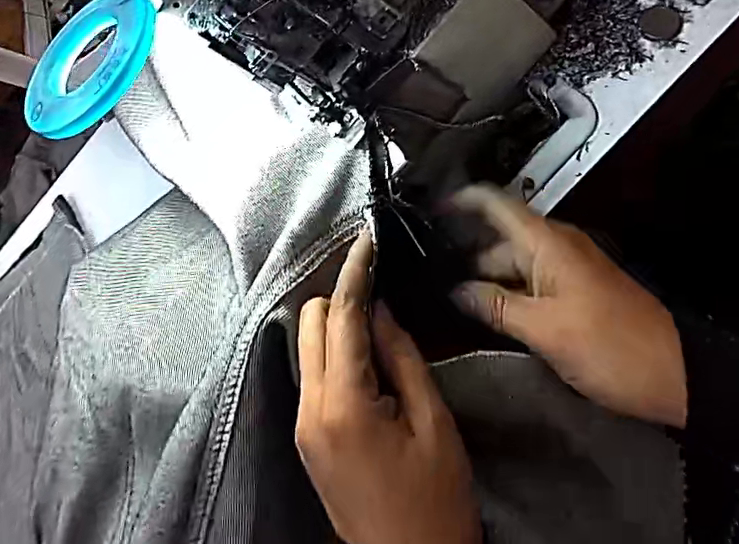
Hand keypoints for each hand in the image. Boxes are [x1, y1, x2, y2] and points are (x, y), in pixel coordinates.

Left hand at [296, 230, 479, 543]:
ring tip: (377, 322)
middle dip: (341, 295)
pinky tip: (366, 354)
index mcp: (342, 403)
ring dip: (336, 322)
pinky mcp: (307, 437)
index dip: (356, 271)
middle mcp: (309, 408)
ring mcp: (303, 424)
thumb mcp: (432, 422)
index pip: (342, 315)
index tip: (367, 239)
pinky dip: (333, 350)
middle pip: (310, 321)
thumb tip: (379, 305)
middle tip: (380, 288)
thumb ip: (401, 355)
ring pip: (307, 343)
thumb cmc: (435, 500)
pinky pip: (312, 371)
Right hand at [449, 186, 687, 427]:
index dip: (460, 199)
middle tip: (431, 270)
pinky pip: (531, 277)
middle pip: (499, 235)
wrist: (679, 373)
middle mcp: (553, 243)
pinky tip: (489, 310)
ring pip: (514, 260)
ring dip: (486, 275)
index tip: (429, 210)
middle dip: (466, 250)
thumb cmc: (608, 345)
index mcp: (545, 241)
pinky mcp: (575, 287)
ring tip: (451, 296)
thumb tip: (455, 290)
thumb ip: (496, 306)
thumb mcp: (545, 330)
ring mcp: (566, 265)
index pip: (494, 202)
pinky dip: (508, 288)